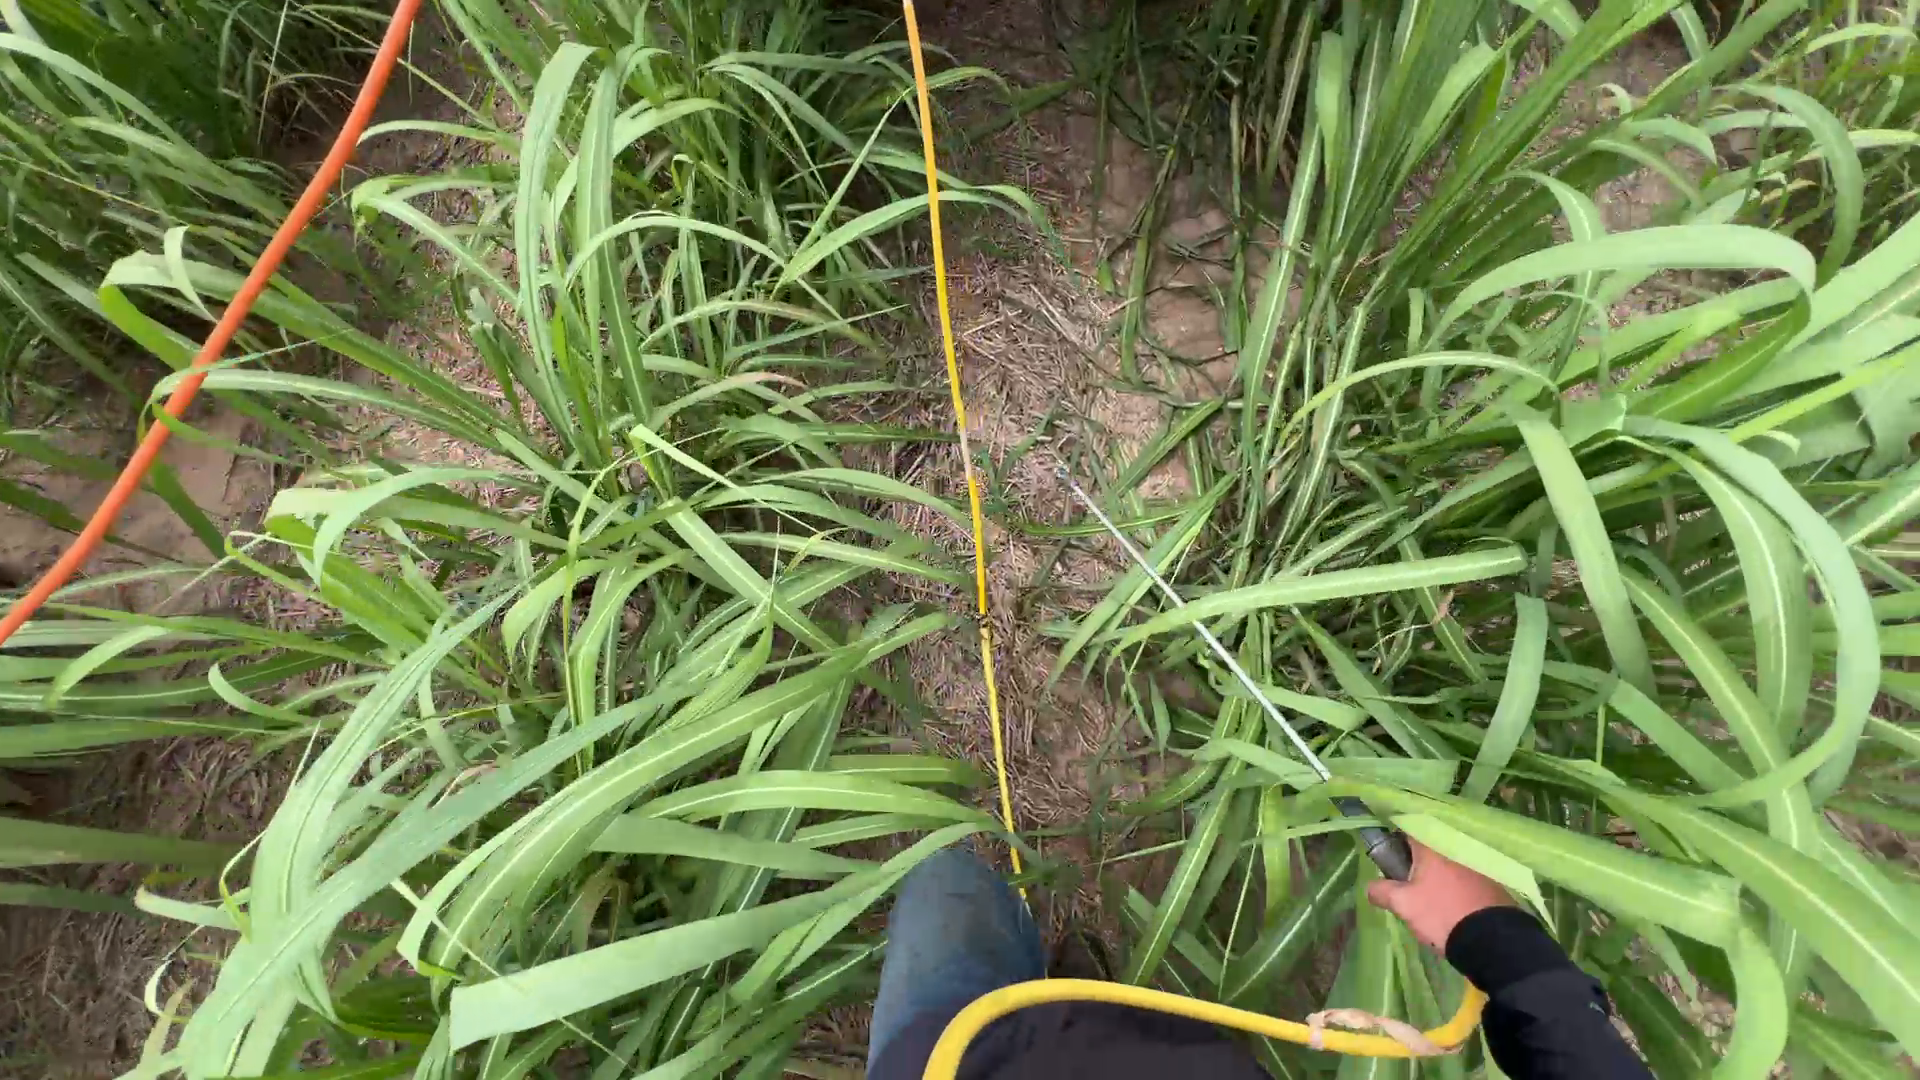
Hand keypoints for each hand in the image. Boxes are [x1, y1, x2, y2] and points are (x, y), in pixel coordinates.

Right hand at [1365, 839, 1512, 948]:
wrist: (1497, 945)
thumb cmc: (1442, 914)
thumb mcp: (1402, 904)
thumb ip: (1380, 891)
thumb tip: (1371, 888)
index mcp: (1431, 849)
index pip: (1406, 831)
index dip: (1394, 842)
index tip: (1388, 860)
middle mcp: (1455, 852)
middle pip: (1428, 852)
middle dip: (1416, 867)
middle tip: (1408, 889)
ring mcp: (1478, 870)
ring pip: (1448, 869)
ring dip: (1438, 881)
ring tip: (1432, 905)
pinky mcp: (1495, 889)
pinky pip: (1467, 883)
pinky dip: (1457, 892)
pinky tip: (1455, 911)